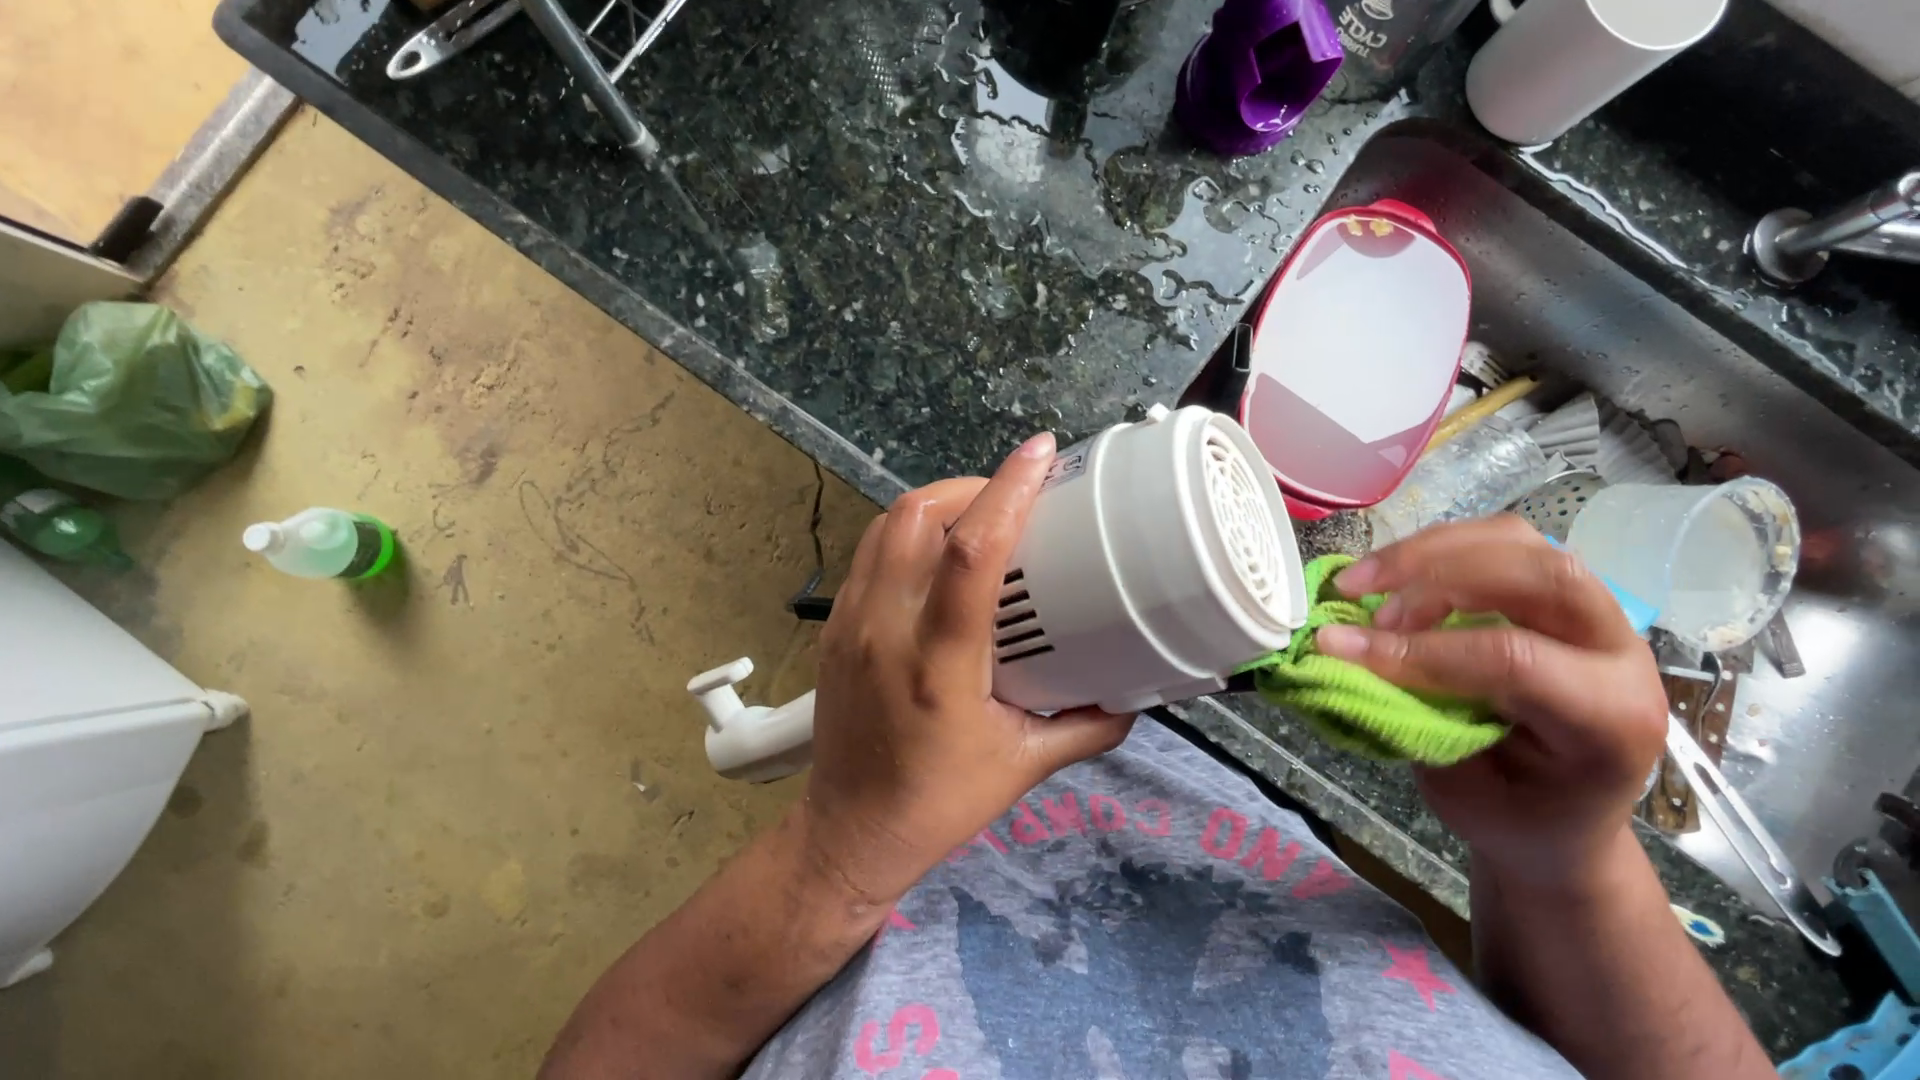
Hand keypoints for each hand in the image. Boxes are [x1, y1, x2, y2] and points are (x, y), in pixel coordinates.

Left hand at [802, 433, 1135, 903]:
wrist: (849, 833)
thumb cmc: (938, 803)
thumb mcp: (1023, 767)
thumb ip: (1087, 726)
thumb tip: (1135, 694)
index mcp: (939, 665)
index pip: (969, 553)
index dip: (1007, 491)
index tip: (1039, 454)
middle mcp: (884, 630)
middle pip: (915, 517)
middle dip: (970, 486)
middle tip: (1016, 496)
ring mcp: (849, 624)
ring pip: (885, 526)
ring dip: (935, 504)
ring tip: (980, 515)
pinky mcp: (833, 628)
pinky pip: (869, 554)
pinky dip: (906, 533)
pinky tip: (938, 554)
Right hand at [1314, 516, 1667, 888]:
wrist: (1563, 819)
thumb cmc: (1513, 814)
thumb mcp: (1459, 785)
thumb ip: (1409, 716)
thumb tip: (1340, 654)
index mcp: (1610, 719)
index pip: (1514, 659)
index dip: (1418, 650)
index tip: (1338, 648)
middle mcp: (1620, 653)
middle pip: (1536, 575)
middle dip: (1433, 574)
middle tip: (1357, 595)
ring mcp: (1598, 615)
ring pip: (1519, 543)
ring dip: (1429, 551)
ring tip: (1364, 581)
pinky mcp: (1562, 595)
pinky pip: (1503, 543)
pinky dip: (1438, 548)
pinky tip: (1393, 576)